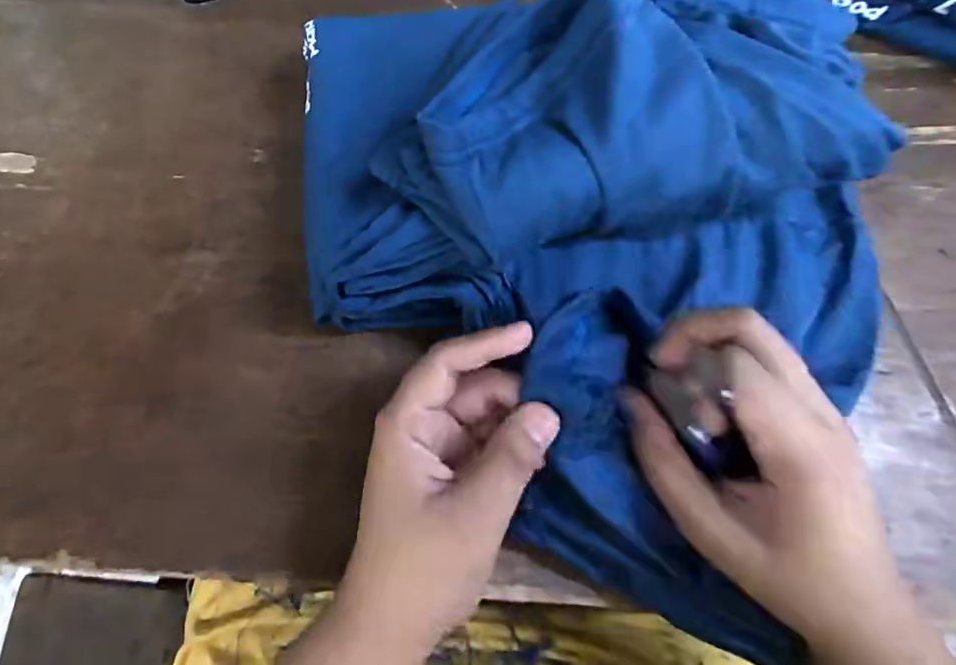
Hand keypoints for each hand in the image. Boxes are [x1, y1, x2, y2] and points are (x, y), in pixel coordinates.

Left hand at [283, 322, 559, 664]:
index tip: (529, 330)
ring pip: (479, 413)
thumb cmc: (423, 566)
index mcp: (407, 422)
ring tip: (562, 412)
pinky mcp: (448, 472)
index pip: (446, 363)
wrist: (392, 625)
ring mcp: (434, 448)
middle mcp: (419, 425)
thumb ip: (512, 458)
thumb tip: (549, 408)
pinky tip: (543, 440)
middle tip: (563, 388)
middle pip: (468, 387)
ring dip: (515, 413)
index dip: (486, 342)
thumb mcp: (475, 513)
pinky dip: (510, 439)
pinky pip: (483, 441)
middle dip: (511, 386)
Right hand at [623, 309, 952, 664]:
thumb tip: (628, 395)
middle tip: (664, 365)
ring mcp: (828, 406)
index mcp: (800, 446)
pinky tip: (716, 398)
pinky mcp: (824, 409)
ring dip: (710, 341)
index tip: (664, 401)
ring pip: (759, 332)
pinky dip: (729, 356)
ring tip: (687, 380)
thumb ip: (661, 459)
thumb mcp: (707, 529)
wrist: (865, 610)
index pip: (735, 363)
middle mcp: (821, 412)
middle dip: (692, 330)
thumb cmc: (784, 577)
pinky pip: (768, 354)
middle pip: (749, 324)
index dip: (687, 368)